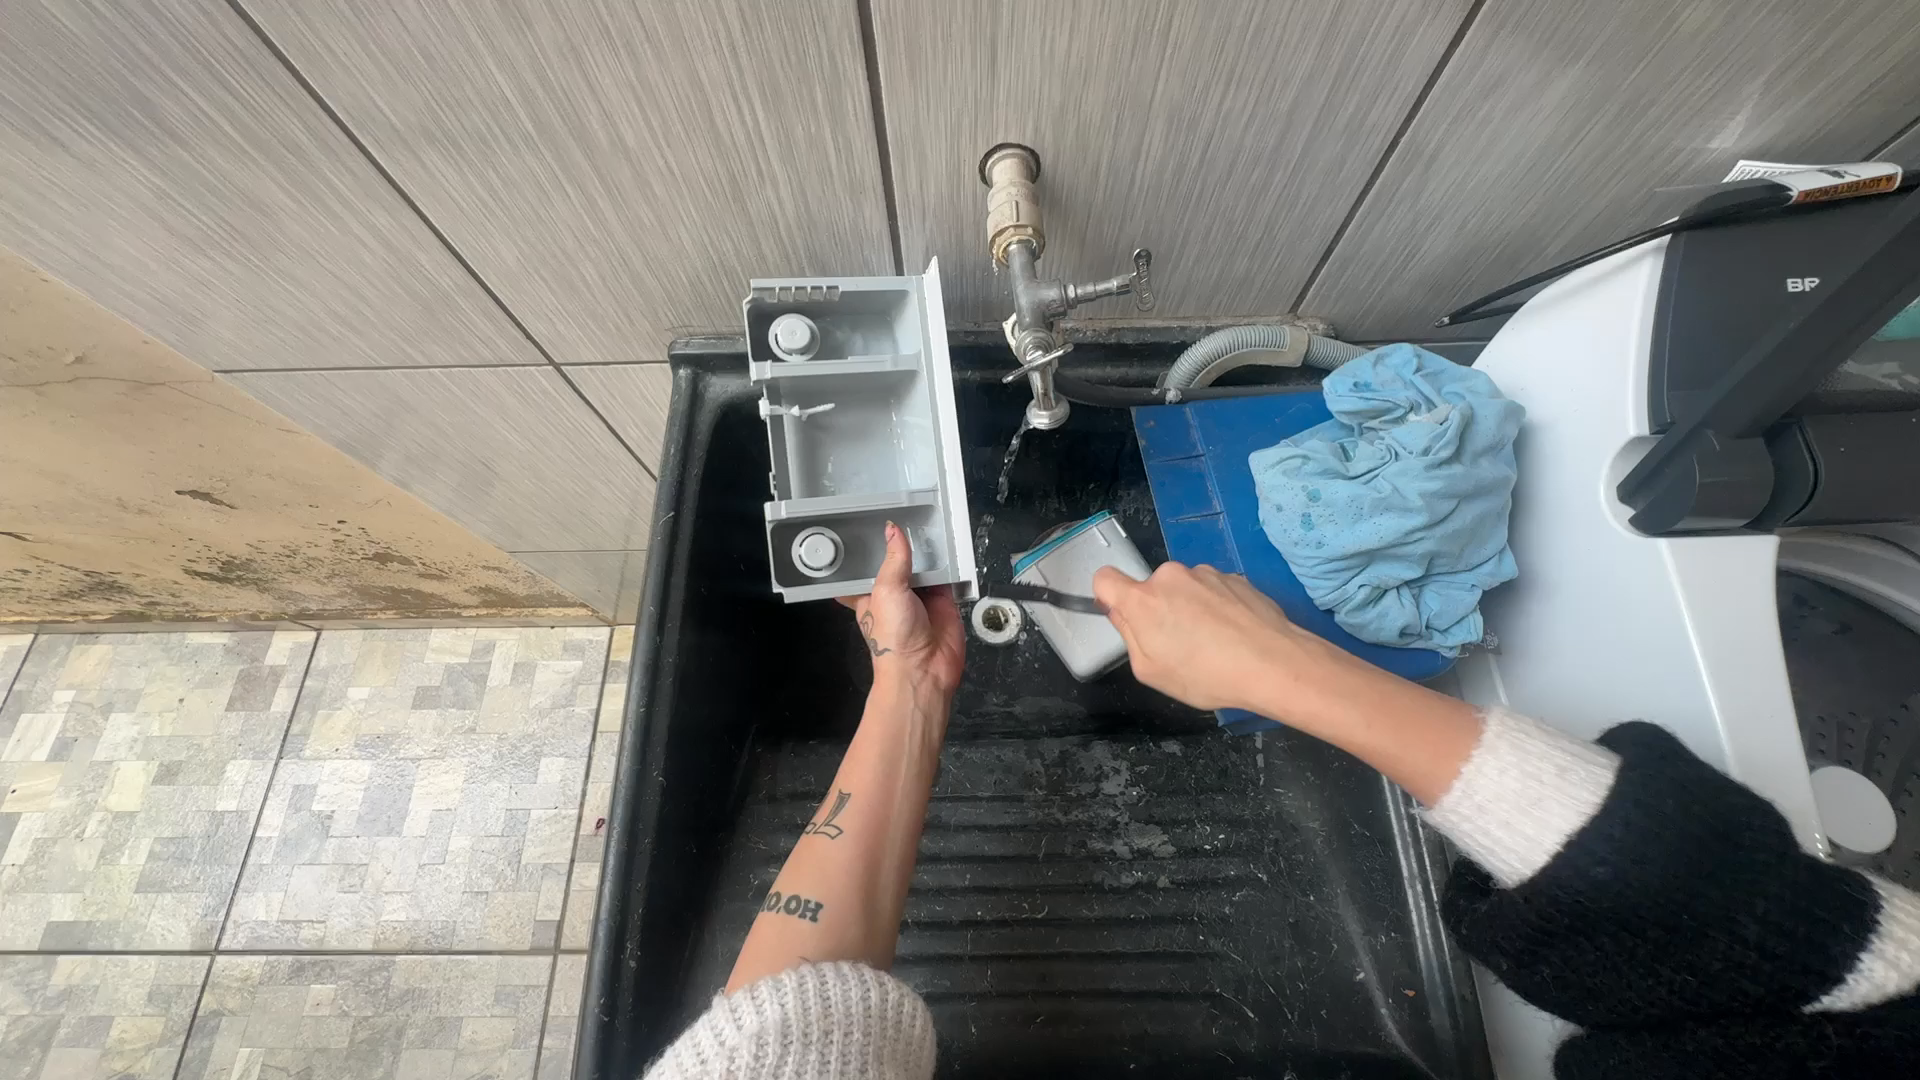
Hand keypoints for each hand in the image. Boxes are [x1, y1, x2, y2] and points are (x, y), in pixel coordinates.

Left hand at [839, 522, 965, 700]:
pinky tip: (951, 550)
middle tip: (911, 518)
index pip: (868, 566)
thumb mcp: (886, 589)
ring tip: (933, 526)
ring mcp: (921, 599)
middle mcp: (896, 595)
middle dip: (906, 547)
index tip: (873, 525)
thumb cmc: (893, 639)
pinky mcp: (944, 603)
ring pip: (927, 568)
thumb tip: (893, 531)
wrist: (923, 670)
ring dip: (931, 555)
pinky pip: (950, 578)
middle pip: (902, 563)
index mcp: (871, 593)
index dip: (872, 549)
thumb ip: (894, 559)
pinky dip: (952, 567)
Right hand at [1092, 561, 1341, 714]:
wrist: (1274, 664)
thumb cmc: (1205, 675)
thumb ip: (1129, 636)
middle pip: (1151, 588)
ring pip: (1184, 588)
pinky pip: (1214, 589)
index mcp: (1142, 599)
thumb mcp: (1150, 671)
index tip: (1126, 617)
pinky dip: (1217, 606)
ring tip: (1214, 641)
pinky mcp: (1235, 577)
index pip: (1105, 578)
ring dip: (1191, 607)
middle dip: (1159, 610)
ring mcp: (1205, 573)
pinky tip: (1234, 633)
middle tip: (1180, 643)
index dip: (1110, 597)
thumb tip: (1122, 613)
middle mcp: (1170, 576)